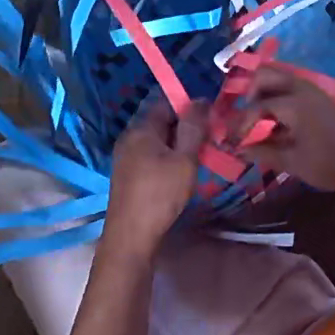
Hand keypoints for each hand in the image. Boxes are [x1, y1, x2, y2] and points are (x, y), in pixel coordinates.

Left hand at [101, 101, 207, 260]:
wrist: (130, 236)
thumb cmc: (160, 194)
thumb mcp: (184, 159)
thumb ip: (193, 128)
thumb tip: (199, 99)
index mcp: (141, 127)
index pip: (165, 101)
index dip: (188, 104)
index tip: (209, 116)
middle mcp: (128, 136)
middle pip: (159, 119)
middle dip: (183, 124)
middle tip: (207, 137)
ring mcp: (124, 155)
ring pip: (155, 138)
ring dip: (175, 142)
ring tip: (197, 154)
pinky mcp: (126, 173)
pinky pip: (148, 153)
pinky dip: (165, 155)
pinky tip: (178, 170)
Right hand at [235, 68, 334, 193]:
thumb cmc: (331, 165)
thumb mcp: (292, 163)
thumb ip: (262, 152)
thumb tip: (238, 148)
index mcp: (293, 103)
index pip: (256, 106)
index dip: (241, 124)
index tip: (232, 140)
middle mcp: (300, 88)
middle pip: (265, 74)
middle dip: (249, 93)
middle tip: (245, 119)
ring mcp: (311, 90)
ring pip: (278, 77)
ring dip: (263, 93)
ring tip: (257, 120)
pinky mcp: (318, 97)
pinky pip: (289, 86)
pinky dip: (276, 96)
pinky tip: (274, 121)